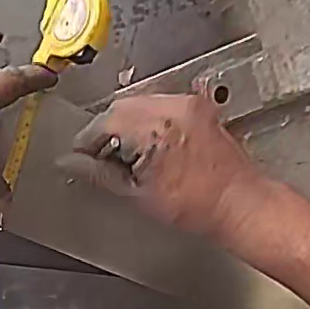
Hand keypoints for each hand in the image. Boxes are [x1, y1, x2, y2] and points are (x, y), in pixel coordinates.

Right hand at [59, 92, 269, 237]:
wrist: (237, 202)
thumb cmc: (197, 205)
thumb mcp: (137, 194)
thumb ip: (99, 174)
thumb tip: (71, 164)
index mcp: (153, 129)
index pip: (104, 122)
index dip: (86, 141)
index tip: (78, 155)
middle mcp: (171, 108)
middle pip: (120, 108)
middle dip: (104, 131)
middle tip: (97, 158)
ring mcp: (187, 104)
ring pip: (138, 103)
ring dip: (124, 125)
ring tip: (124, 155)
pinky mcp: (197, 107)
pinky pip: (159, 105)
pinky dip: (145, 121)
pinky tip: (146, 146)